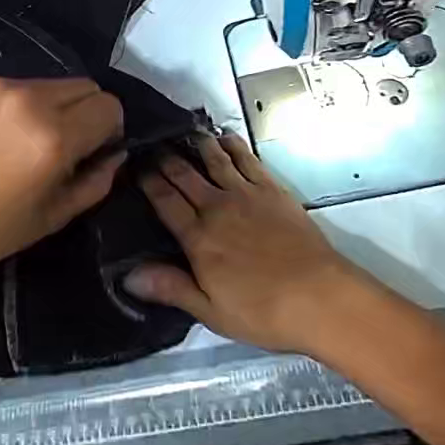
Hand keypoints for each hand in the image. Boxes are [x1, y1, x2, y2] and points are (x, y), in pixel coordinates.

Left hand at [0, 78, 123, 280]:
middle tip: (72, 149)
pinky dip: (35, 106)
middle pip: (89, 87)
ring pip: (59, 84)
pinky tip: (10, 139)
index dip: (112, 131)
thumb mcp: (55, 216)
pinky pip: (28, 88)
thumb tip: (114, 154)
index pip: (110, 106)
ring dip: (63, 107)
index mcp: (55, 136)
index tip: (95, 154)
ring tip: (38, 144)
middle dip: (91, 114)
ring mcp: (2, 89)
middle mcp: (32, 100)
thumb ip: (96, 180)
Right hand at [128, 133, 368, 353]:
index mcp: (198, 238)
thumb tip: (127, 274)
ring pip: (215, 160)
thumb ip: (170, 287)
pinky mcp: (272, 189)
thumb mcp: (210, 310)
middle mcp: (218, 208)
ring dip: (198, 145)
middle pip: (185, 176)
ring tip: (186, 133)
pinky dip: (233, 145)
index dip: (148, 182)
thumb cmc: (262, 311)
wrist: (317, 294)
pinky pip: (247, 159)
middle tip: (153, 147)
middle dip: (166, 159)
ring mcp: (247, 194)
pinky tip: (226, 138)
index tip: (136, 167)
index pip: (165, 201)